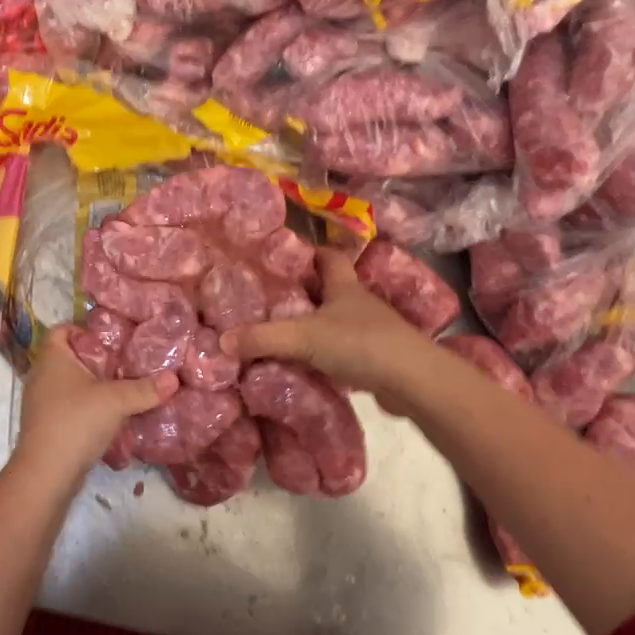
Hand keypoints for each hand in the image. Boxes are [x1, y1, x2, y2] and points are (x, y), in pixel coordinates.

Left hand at [15, 326, 178, 484]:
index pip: (63, 329)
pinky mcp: (48, 423)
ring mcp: (42, 400)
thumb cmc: (76, 422)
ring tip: (126, 388)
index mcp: (52, 357)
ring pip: (72, 383)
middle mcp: (42, 374)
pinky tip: (113, 416)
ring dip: (96, 386)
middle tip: (128, 363)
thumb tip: (174, 378)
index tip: (114, 338)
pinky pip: (71, 405)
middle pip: (71, 356)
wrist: (47, 472)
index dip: (86, 329)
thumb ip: (144, 389)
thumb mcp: (115, 401)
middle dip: (99, 359)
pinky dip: (89, 407)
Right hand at [221, 248, 441, 407]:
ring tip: (281, 331)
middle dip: (305, 291)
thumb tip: (221, 340)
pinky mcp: (375, 360)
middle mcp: (359, 304)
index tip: (288, 254)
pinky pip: (343, 351)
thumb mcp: (302, 337)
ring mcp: (371, 332)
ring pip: (336, 321)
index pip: (329, 258)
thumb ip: (261, 338)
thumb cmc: (360, 343)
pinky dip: (324, 355)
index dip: (311, 252)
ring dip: (315, 325)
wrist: (414, 382)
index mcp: (344, 287)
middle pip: (331, 290)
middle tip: (271, 296)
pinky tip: (305, 365)